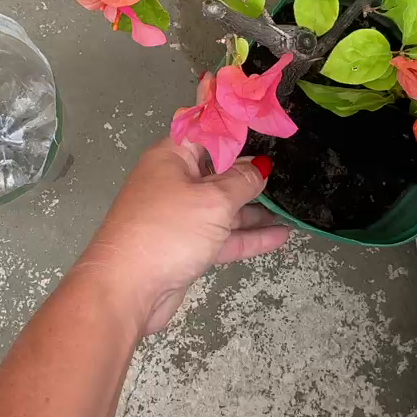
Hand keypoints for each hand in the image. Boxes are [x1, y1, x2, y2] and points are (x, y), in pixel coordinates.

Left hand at [72, 139, 290, 334]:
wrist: (126, 290)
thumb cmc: (167, 231)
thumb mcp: (214, 200)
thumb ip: (243, 181)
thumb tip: (260, 167)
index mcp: (172, 157)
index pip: (207, 132)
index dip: (236, 129)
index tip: (267, 127)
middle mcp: (174, 182)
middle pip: (219, 170)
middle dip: (251, 171)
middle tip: (288, 167)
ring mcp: (180, 216)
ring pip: (224, 206)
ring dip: (255, 207)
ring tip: (290, 204)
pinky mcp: (187, 247)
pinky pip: (223, 235)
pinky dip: (249, 235)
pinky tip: (281, 235)